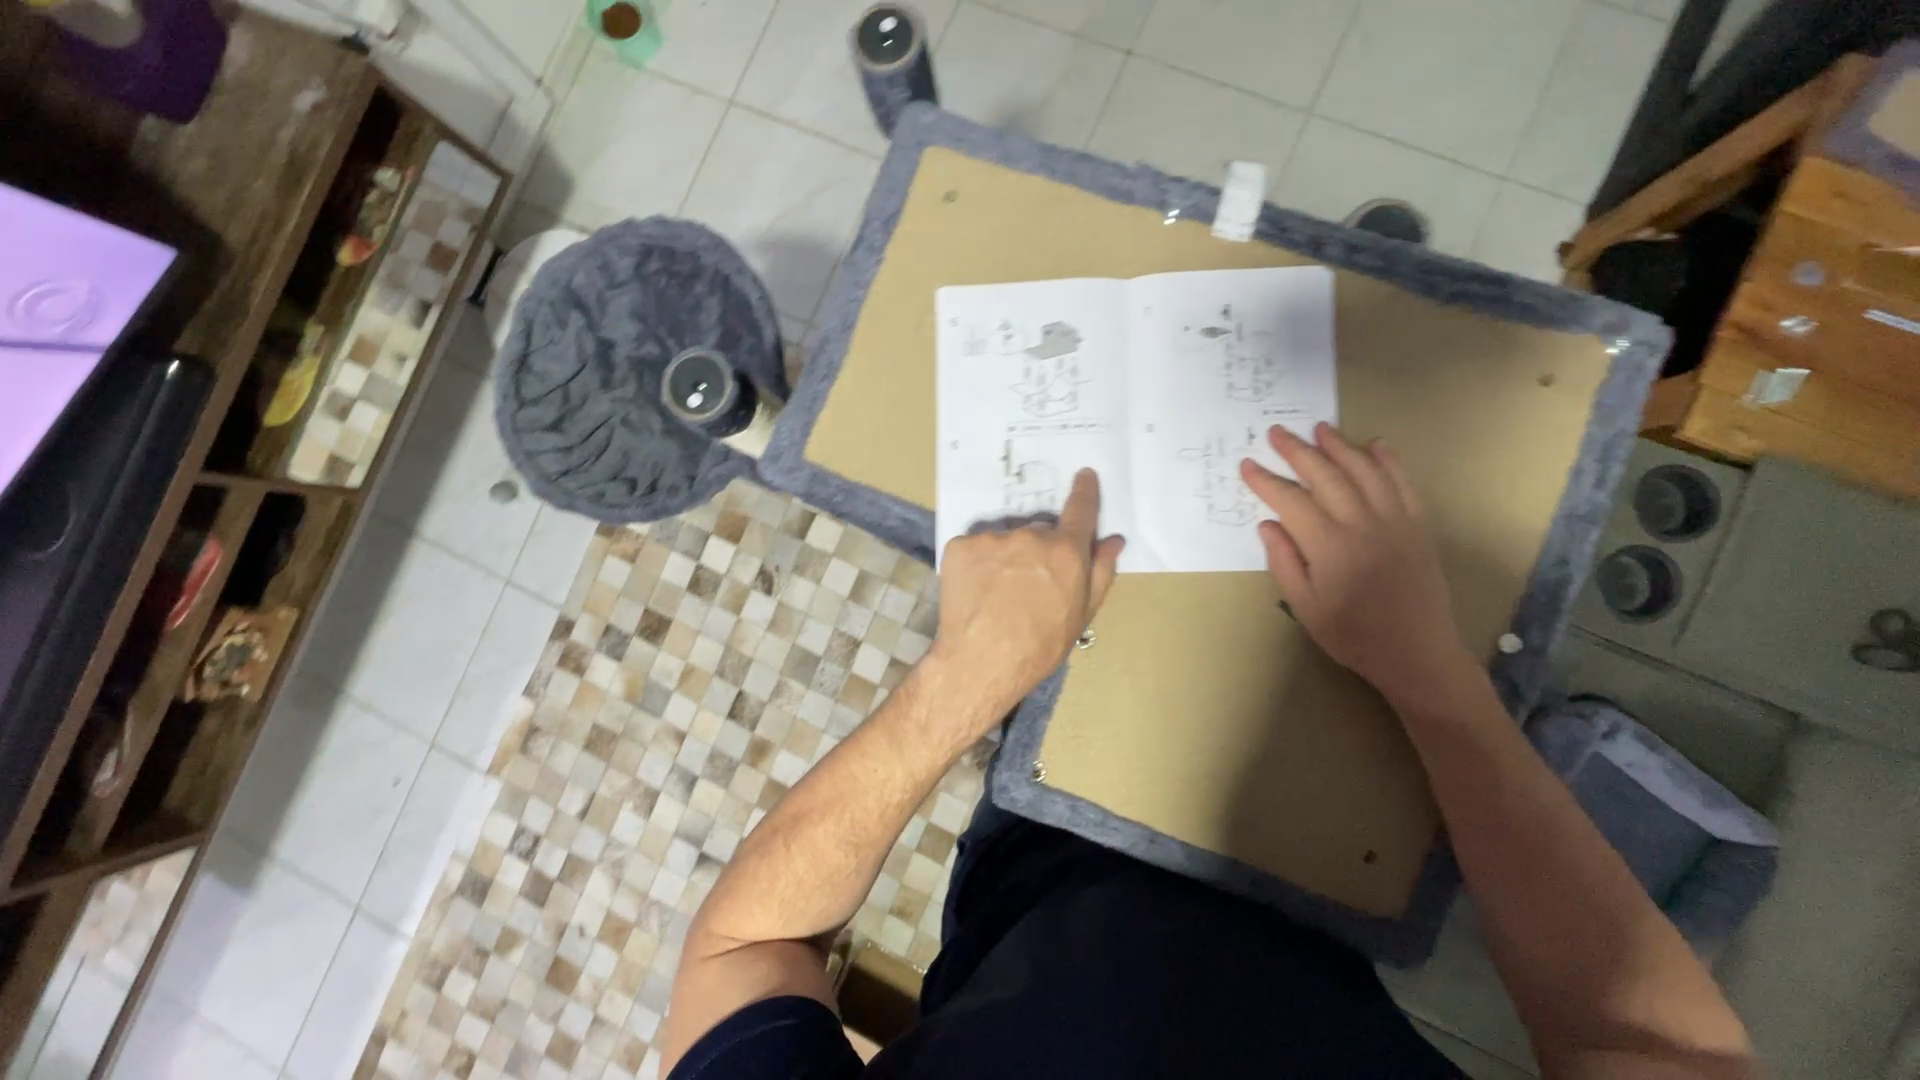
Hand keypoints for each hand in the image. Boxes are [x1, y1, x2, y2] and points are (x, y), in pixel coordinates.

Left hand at [931, 469, 1126, 720]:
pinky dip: (977, 563)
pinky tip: (977, 590)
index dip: (1084, 491)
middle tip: (1030, 584)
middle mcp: (1031, 536)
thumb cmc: (1039, 647)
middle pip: (1039, 530)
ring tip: (999, 592)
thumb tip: (1113, 540)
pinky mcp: (961, 546)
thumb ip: (1100, 572)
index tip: (1084, 476)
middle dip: (1039, 548)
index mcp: (1066, 552)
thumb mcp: (1081, 615)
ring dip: (1006, 556)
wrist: (980, 663)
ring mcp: (993, 539)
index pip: (1081, 509)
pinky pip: (975, 547)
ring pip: (1005, 538)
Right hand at [1240, 423, 1470, 703]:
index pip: (1291, 502)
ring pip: (1365, 471)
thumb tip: (1268, 524)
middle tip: (1277, 432)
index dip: (1267, 481)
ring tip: (1320, 428)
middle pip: (1326, 476)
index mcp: (1330, 547)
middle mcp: (1362, 525)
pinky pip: (1403, 484)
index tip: (1248, 464)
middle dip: (1298, 451)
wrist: (1417, 653)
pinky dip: (1388, 461)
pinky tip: (1375, 445)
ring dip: (1340, 446)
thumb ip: (1284, 563)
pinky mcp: (1418, 526)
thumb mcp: (1306, 608)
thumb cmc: (1353, 636)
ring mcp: (1395, 522)